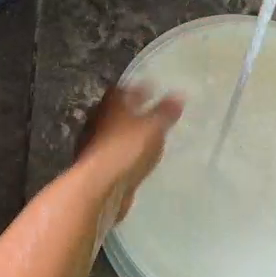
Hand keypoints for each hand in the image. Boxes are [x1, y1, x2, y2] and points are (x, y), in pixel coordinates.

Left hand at [73, 85, 183, 230]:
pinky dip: (129, 154)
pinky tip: (140, 160)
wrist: (99, 188)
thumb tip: (179, 95)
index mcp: (111, 105)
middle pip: (117, 111)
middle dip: (134, 111)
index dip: (138, 88)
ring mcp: (96, 145)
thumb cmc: (126, 149)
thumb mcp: (153, 127)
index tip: (153, 89)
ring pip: (116, 133)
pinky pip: (118, 154)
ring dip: (131, 134)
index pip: (122, 89)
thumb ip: (165, 112)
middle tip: (154, 112)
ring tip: (151, 138)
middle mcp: (99, 121)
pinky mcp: (99, 168)